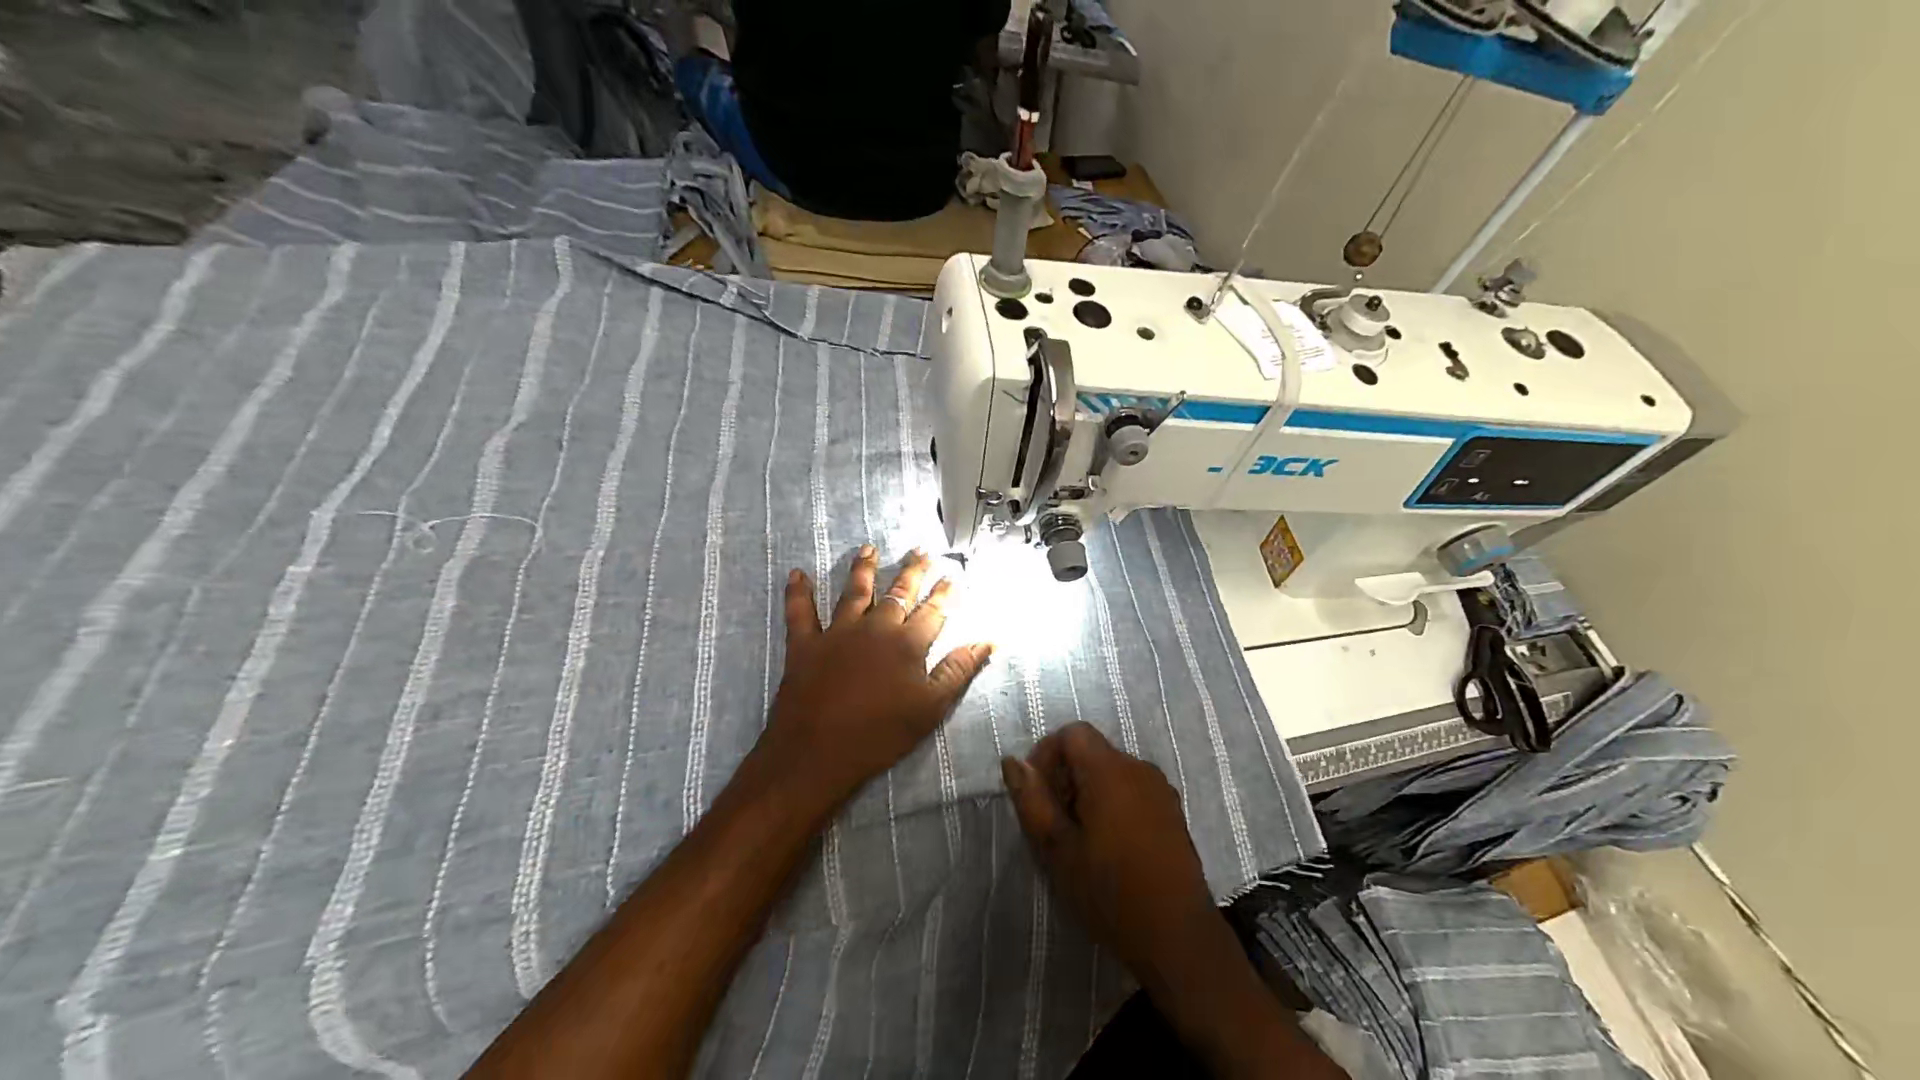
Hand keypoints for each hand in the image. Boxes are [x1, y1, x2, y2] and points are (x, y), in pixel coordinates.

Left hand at [756, 545, 992, 812]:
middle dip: (911, 571)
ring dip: (862, 569)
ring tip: (869, 549)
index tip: (953, 574)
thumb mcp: (930, 708)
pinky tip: (797, 574)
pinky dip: (798, 592)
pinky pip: (799, 612)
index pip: (932, 611)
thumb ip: (958, 671)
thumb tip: (988, 640)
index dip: (944, 592)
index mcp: (907, 644)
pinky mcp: (804, 644)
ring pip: (853, 592)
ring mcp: (836, 633)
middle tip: (920, 550)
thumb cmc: (880, 735)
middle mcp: (874, 628)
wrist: (817, 752)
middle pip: (897, 593)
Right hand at [1001, 723, 1231, 992]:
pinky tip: (1108, 847)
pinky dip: (1111, 803)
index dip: (1046, 755)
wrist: (1177, 938)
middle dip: (1064, 777)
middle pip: (1091, 751)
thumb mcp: (1057, 849)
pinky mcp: (1172, 812)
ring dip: (1086, 792)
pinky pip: (1132, 790)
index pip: (1072, 733)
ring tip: (1078, 840)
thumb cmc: (1109, 891)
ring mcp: (1161, 790)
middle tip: (1052, 823)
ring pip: (1111, 771)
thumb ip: (1032, 799)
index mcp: (1110, 771)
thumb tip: (1013, 761)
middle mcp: (1139, 769)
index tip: (1036, 796)